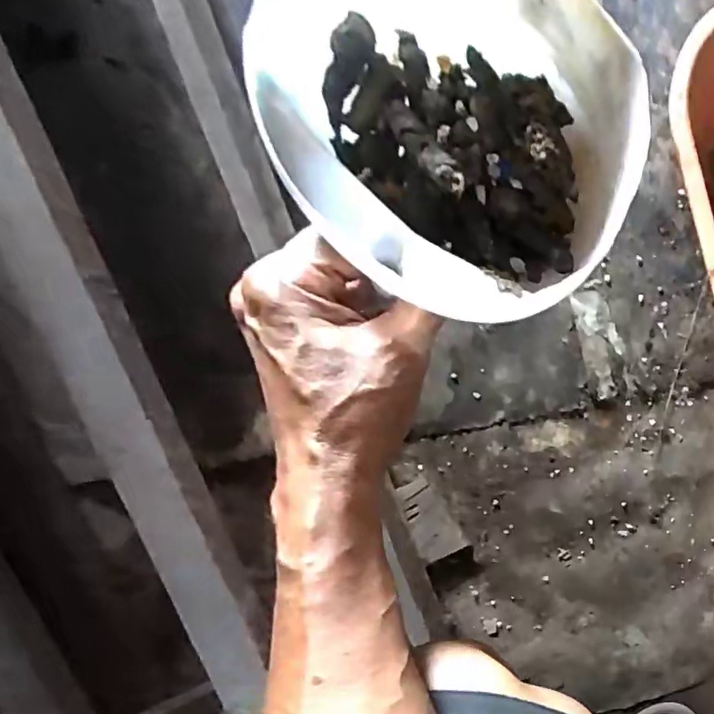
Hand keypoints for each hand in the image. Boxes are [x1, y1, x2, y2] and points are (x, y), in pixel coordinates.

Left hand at [230, 230, 440, 473]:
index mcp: (276, 285)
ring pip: (344, 286)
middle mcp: (265, 293)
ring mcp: (278, 317)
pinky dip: (368, 320)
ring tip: (398, 334)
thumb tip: (447, 268)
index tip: (429, 263)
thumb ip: (426, 299)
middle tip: (415, 306)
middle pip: (342, 260)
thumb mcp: (403, 350)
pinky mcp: (294, 338)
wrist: (333, 473)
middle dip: (385, 282)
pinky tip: (386, 343)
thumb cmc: (354, 421)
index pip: (345, 239)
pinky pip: (339, 310)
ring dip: (379, 303)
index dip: (393, 252)